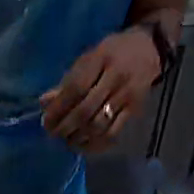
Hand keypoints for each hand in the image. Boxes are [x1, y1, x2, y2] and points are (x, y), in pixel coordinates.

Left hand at [40, 28, 162, 150]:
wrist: (149, 49)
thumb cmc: (113, 52)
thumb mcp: (89, 58)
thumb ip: (68, 80)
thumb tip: (44, 102)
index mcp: (100, 58)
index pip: (75, 89)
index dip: (58, 109)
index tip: (46, 121)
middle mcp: (114, 77)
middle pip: (85, 110)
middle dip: (66, 127)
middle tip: (54, 134)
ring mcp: (126, 96)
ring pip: (98, 125)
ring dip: (79, 138)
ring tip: (68, 140)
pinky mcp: (134, 111)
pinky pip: (113, 133)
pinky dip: (96, 143)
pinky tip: (86, 144)